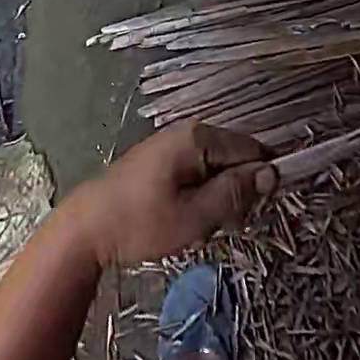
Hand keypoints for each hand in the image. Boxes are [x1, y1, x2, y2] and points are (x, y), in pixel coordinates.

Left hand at [64, 121, 277, 266]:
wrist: (87, 228)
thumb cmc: (141, 222)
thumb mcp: (195, 216)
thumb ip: (235, 193)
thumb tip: (271, 174)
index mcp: (197, 137)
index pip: (251, 149)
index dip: (262, 180)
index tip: (258, 211)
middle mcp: (188, 131)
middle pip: (235, 157)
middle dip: (238, 191)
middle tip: (223, 225)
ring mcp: (174, 143)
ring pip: (218, 167)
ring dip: (219, 197)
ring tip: (201, 225)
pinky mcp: (164, 159)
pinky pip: (199, 171)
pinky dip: (202, 194)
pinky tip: (187, 217)